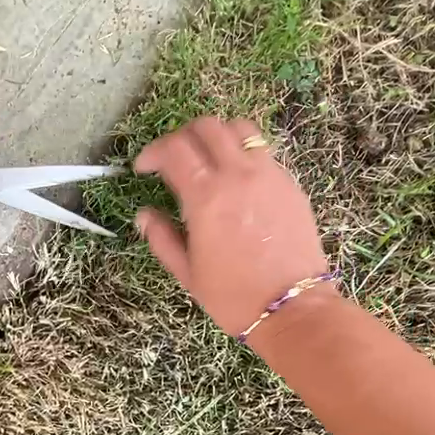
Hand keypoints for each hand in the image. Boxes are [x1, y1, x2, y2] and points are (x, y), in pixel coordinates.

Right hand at [133, 117, 333, 337]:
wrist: (290, 307)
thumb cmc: (232, 297)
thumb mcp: (187, 273)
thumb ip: (162, 238)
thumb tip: (145, 215)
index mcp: (206, 197)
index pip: (174, 150)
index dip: (152, 152)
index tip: (143, 167)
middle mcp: (238, 175)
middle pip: (206, 127)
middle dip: (181, 136)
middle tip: (171, 158)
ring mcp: (268, 174)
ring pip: (238, 129)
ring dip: (215, 136)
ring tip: (206, 159)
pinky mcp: (289, 182)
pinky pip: (262, 150)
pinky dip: (241, 152)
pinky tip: (235, 179)